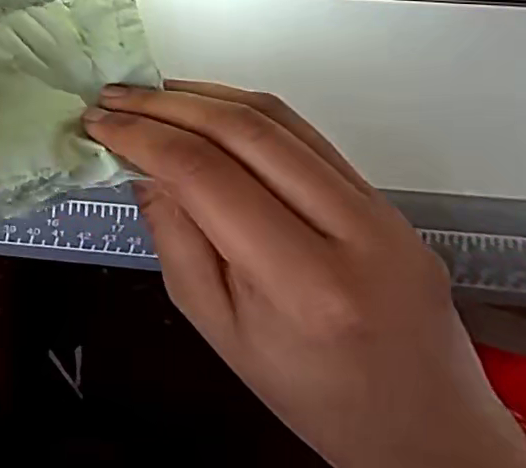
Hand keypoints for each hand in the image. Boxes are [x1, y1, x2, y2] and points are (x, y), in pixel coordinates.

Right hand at [85, 82, 525, 467]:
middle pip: (243, 131)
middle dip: (164, 103)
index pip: (206, 174)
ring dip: (200, 94)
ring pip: (276, 117)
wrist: (427, 431)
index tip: (97, 122)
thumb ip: (173, 235)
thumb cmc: (308, 393)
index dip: (141, 136)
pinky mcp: (384, 196)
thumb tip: (141, 164)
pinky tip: (201, 107)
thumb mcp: (214, 325)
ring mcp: (379, 208)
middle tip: (112, 96)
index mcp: (304, 283)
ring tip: (147, 94)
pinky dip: (240, 107)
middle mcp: (353, 232)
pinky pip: (303, 132)